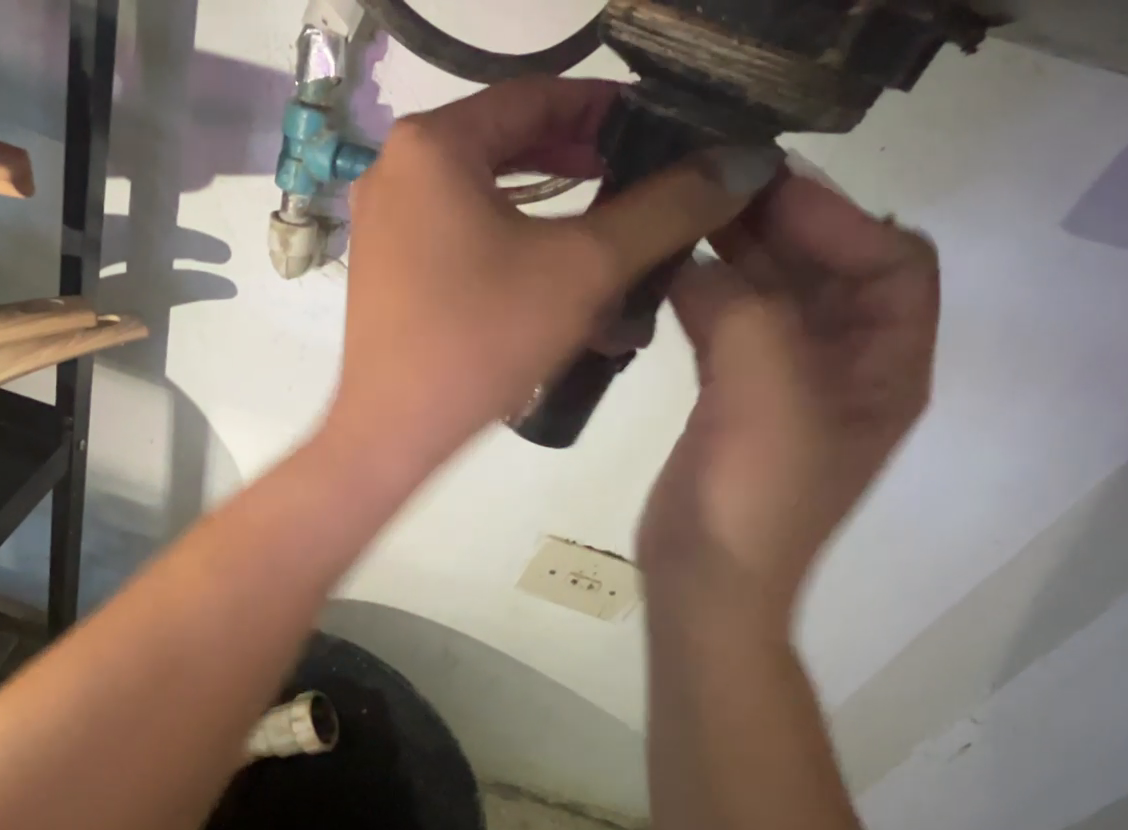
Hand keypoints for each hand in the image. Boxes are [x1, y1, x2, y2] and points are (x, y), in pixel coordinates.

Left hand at [324, 77, 766, 476]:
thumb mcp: (584, 268)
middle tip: (647, 183)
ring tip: (617, 238)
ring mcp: (386, 224)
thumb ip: (665, 208)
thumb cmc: (482, 340)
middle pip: (511, 147)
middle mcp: (398, 171)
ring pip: (490, 200)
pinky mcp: (388, 271)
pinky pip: (464, 240)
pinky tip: (564, 284)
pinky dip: (516, 252)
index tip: (666, 131)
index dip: (611, 111)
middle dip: (587, 168)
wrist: (392, 435)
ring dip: (557, 219)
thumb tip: (741, 163)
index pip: (539, 97)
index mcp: (434, 145)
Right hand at [639, 174, 940, 621]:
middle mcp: (845, 368)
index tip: (768, 186)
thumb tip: (698, 259)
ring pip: (772, 298)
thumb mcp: (767, 393)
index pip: (891, 261)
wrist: (706, 586)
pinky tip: (668, 277)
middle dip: (780, 227)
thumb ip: (745, 307)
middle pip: (828, 272)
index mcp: (886, 367)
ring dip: (736, 257)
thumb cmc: (754, 499)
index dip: (839, 217)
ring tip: (684, 221)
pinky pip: (727, 329)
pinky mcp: (731, 402)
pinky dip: (704, 297)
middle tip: (713, 188)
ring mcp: (785, 386)